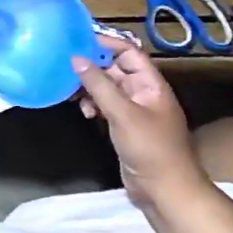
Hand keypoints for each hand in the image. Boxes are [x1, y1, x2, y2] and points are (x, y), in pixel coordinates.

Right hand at [74, 35, 206, 203]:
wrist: (166, 191)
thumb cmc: (150, 148)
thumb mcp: (123, 113)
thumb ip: (99, 85)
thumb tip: (76, 58)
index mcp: (151, 84)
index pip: (129, 52)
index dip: (106, 44)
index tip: (78, 41)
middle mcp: (143, 93)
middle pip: (115, 69)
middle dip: (92, 67)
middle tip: (66, 67)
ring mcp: (134, 110)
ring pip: (108, 88)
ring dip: (90, 88)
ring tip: (71, 93)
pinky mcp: (125, 126)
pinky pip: (106, 106)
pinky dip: (93, 105)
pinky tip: (84, 112)